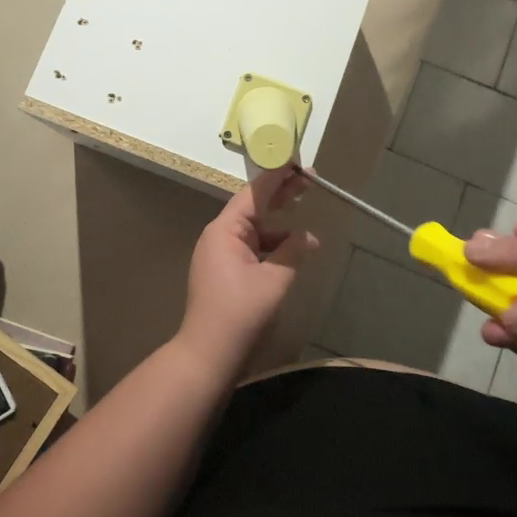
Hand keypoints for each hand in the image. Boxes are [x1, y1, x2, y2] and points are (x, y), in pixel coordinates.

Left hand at [175, 167, 318, 370]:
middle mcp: (218, 236)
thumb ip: (293, 252)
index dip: (278, 177)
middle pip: (253, 207)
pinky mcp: (224, 273)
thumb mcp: (274, 280)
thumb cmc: (239, 314)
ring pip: (254, 230)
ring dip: (279, 224)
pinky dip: (272, 246)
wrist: (208, 355)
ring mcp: (219, 255)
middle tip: (309, 179)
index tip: (298, 161)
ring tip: (307, 217)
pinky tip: (294, 250)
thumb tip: (309, 237)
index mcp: (224, 231)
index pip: (254, 193)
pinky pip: (251, 249)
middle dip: (281, 194)